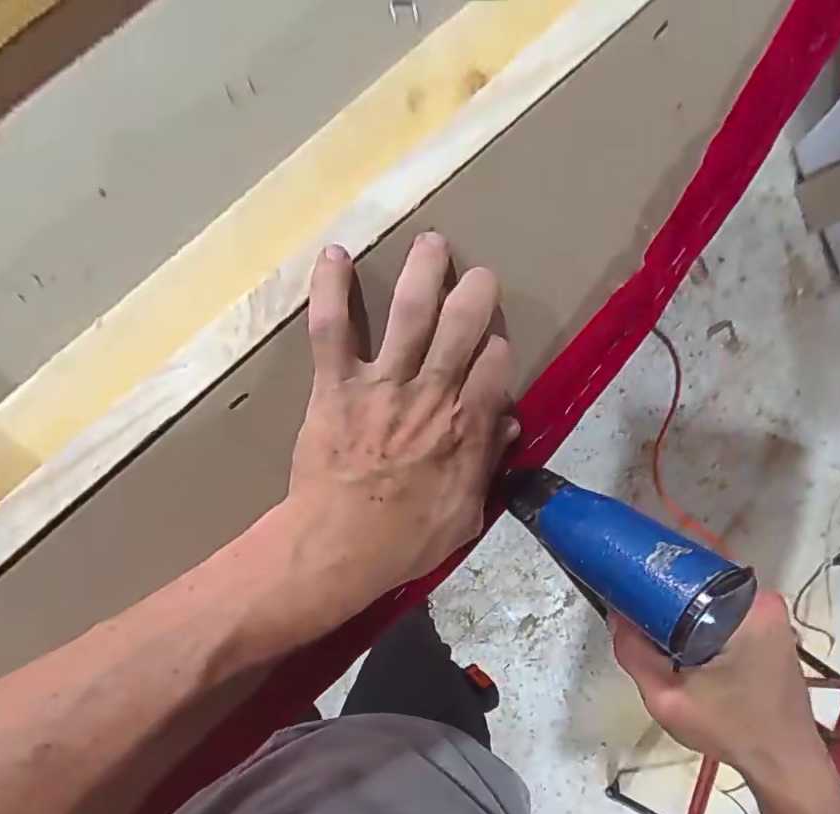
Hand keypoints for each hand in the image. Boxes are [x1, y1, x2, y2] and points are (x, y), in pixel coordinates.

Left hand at [281, 233, 518, 613]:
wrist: (339, 545)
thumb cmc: (405, 540)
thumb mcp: (465, 514)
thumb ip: (487, 465)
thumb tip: (508, 426)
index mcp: (467, 425)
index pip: (496, 363)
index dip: (497, 348)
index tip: (491, 350)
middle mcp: (432, 392)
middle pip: (465, 322)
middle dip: (476, 292)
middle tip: (477, 278)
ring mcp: (382, 384)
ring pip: (410, 310)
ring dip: (424, 270)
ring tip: (431, 242)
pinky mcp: (336, 385)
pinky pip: (332, 328)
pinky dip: (331, 289)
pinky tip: (335, 254)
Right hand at [609, 591, 836, 794]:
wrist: (785, 763)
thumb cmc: (731, 730)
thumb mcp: (666, 698)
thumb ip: (633, 654)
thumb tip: (616, 617)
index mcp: (746, 608)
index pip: (682, 577)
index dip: (648, 588)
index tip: (625, 601)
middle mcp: (763, 602)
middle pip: (694, 589)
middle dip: (664, 606)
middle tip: (641, 632)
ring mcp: (771, 617)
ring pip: (707, 603)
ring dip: (682, 619)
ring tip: (659, 644)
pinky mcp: (772, 632)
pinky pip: (723, 616)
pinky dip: (701, 628)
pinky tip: (686, 653)